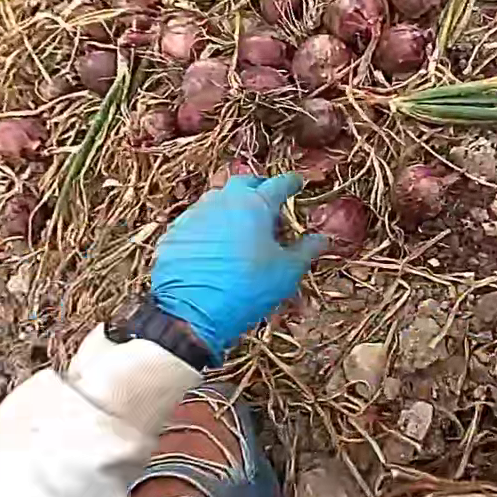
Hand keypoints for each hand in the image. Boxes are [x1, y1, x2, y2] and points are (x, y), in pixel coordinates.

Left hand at [151, 173, 326, 354]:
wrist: (190, 312)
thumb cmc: (246, 288)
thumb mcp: (286, 272)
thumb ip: (306, 250)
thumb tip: (321, 238)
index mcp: (255, 205)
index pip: (279, 184)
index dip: (292, 183)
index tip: (298, 183)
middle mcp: (223, 201)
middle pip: (245, 184)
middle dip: (260, 189)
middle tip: (270, 205)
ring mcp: (196, 214)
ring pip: (219, 200)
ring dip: (234, 207)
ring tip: (244, 228)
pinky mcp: (175, 232)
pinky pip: (199, 221)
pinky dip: (212, 226)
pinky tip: (217, 246)